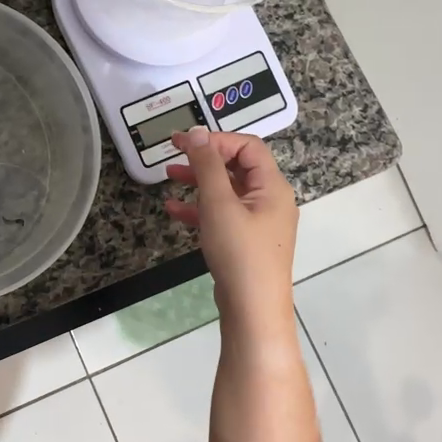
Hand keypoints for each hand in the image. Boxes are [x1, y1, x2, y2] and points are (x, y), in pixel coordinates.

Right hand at [165, 128, 298, 314]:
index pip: (247, 147)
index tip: (182, 143)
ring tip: (169, 178)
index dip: (215, 139)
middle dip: (204, 159)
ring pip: (227, 190)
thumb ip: (207, 165)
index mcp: (272, 187)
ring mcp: (258, 222)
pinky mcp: (245, 241)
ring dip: (198, 181)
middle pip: (236, 167)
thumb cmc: (239, 252)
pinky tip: (174, 211)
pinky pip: (222, 214)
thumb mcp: (219, 204)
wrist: (253, 309)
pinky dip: (199, 208)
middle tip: (172, 155)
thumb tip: (198, 132)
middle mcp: (269, 200)